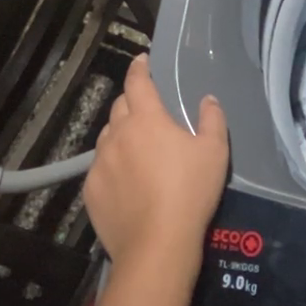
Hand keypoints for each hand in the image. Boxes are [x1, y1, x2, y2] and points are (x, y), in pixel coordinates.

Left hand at [84, 54, 228, 272]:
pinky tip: (125, 179)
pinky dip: (111, 164)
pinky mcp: (91, 190)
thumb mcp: (214, 152)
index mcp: (146, 118)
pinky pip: (99, 167)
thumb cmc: (189, 192)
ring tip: (136, 147)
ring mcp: (100, 163)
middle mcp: (118, 134)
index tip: (142, 60)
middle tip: (146, 109)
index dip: (139, 67)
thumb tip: (208, 100)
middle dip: (131, 101)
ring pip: (107, 136)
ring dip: (120, 133)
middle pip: (120, 106)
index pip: (137, 82)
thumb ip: (212, 120)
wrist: (157, 245)